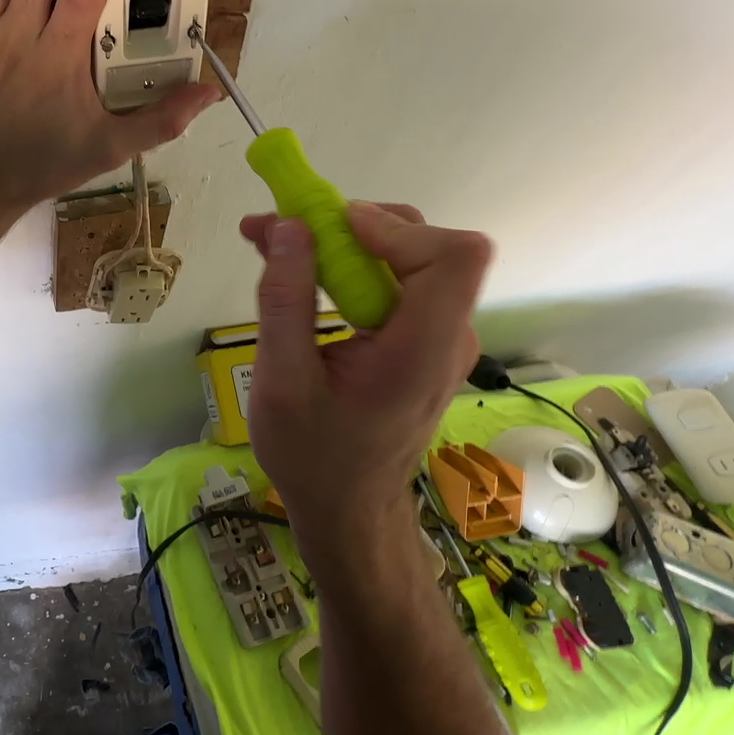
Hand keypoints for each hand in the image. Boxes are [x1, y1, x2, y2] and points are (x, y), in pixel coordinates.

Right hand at [240, 204, 491, 547]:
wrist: (347, 509)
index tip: (329, 227)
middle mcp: (448, 337)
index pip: (453, 256)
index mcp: (423, 349)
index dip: (395, 227)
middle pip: (431, 246)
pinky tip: (305, 279)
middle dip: (357, 225)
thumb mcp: (282, 380)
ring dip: (348, 243)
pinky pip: (399, 284)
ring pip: (412, 258)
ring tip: (280, 248)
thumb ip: (286, 300)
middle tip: (287, 231)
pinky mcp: (424, 343)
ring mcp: (441, 339)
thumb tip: (289, 226)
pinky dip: (352, 268)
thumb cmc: (311, 455)